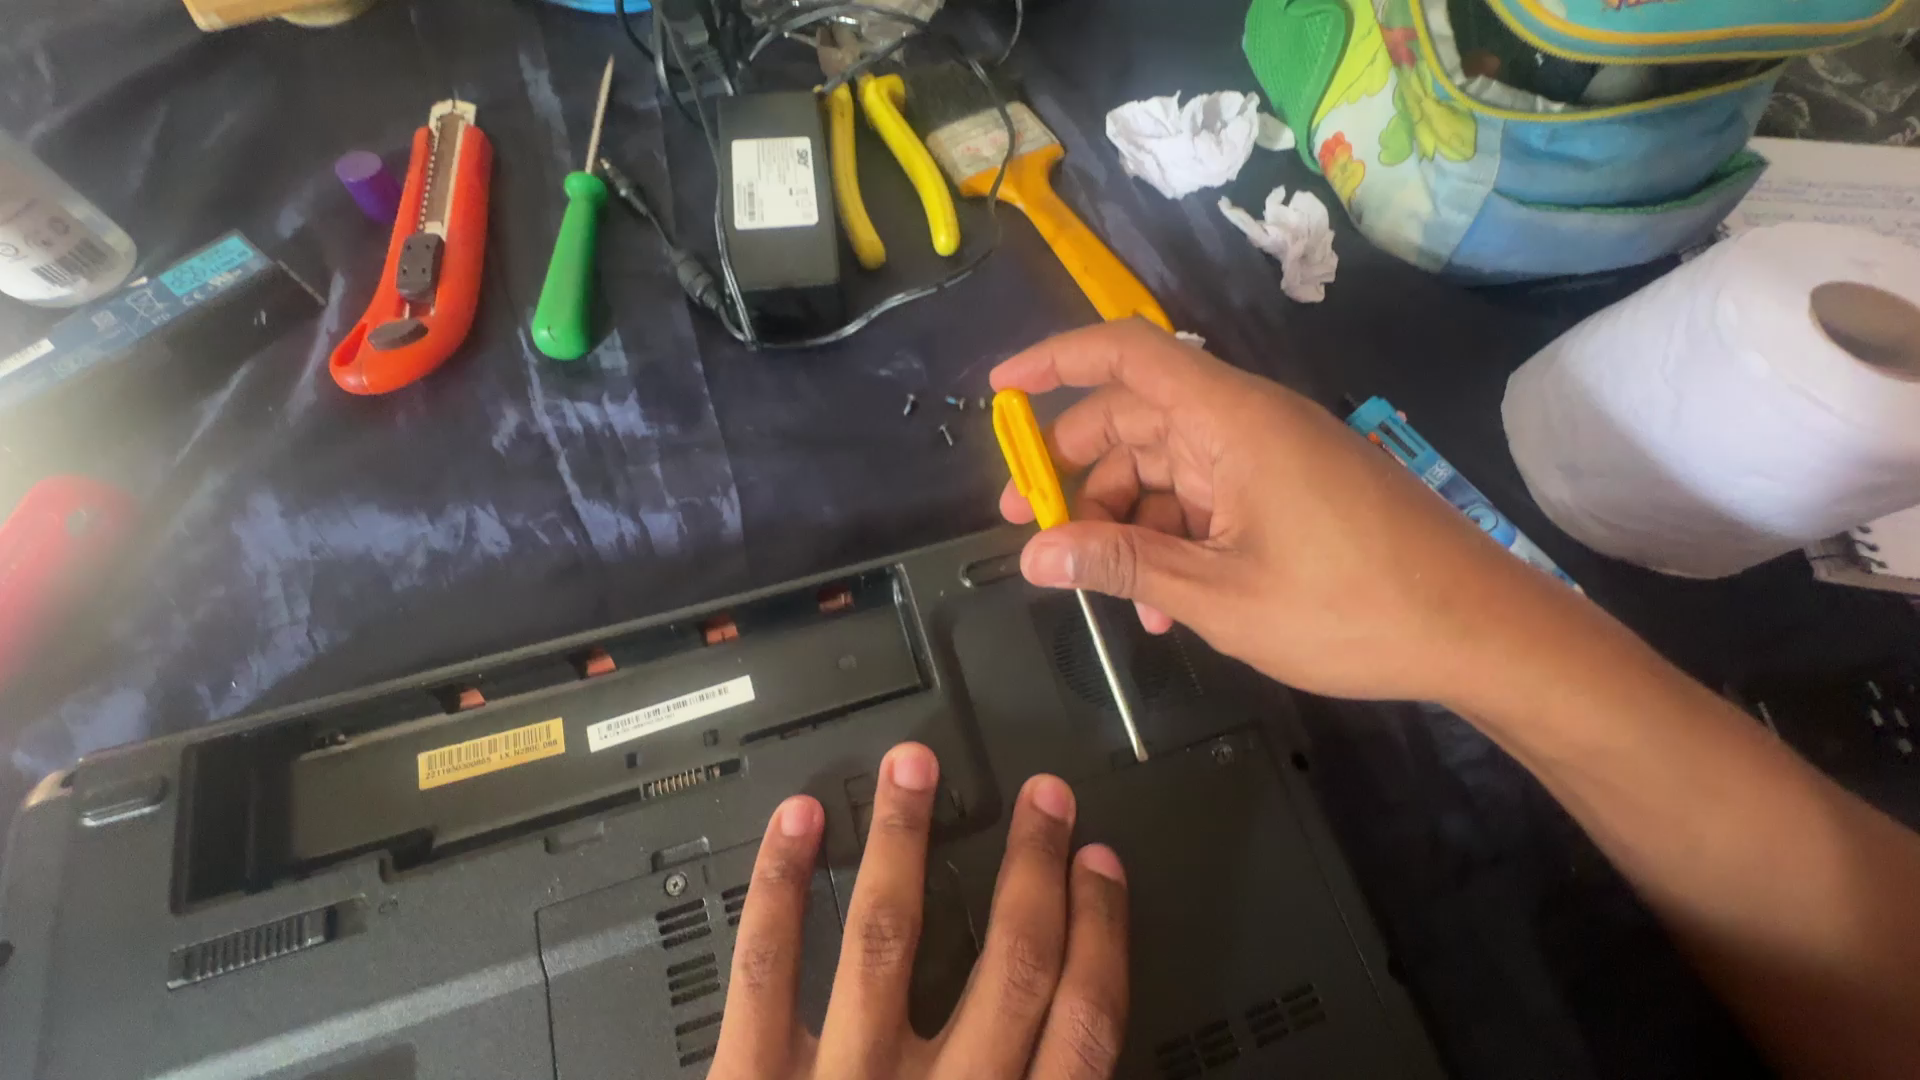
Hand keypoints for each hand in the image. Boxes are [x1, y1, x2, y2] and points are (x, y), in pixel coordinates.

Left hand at [708, 742, 1130, 1079]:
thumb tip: (1086, 1052)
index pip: (1081, 1029)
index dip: (1100, 934)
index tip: (1101, 866)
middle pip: (1004, 964)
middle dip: (1031, 868)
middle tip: (1043, 795)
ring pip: (884, 937)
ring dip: (905, 841)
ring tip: (914, 769)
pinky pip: (764, 970)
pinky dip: (779, 886)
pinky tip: (797, 820)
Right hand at [990, 319, 1555, 705]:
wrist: (1480, 633)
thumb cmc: (1349, 607)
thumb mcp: (1217, 594)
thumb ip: (1120, 564)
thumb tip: (1033, 553)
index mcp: (1229, 420)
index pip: (1124, 354)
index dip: (1053, 361)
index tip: (999, 391)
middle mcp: (1242, 422)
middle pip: (1132, 420)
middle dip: (1074, 473)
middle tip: (1027, 526)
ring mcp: (1264, 457)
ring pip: (1162, 469)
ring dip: (1123, 524)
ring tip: (1104, 590)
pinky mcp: (1282, 490)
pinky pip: (1201, 501)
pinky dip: (1170, 541)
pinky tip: (1161, 605)